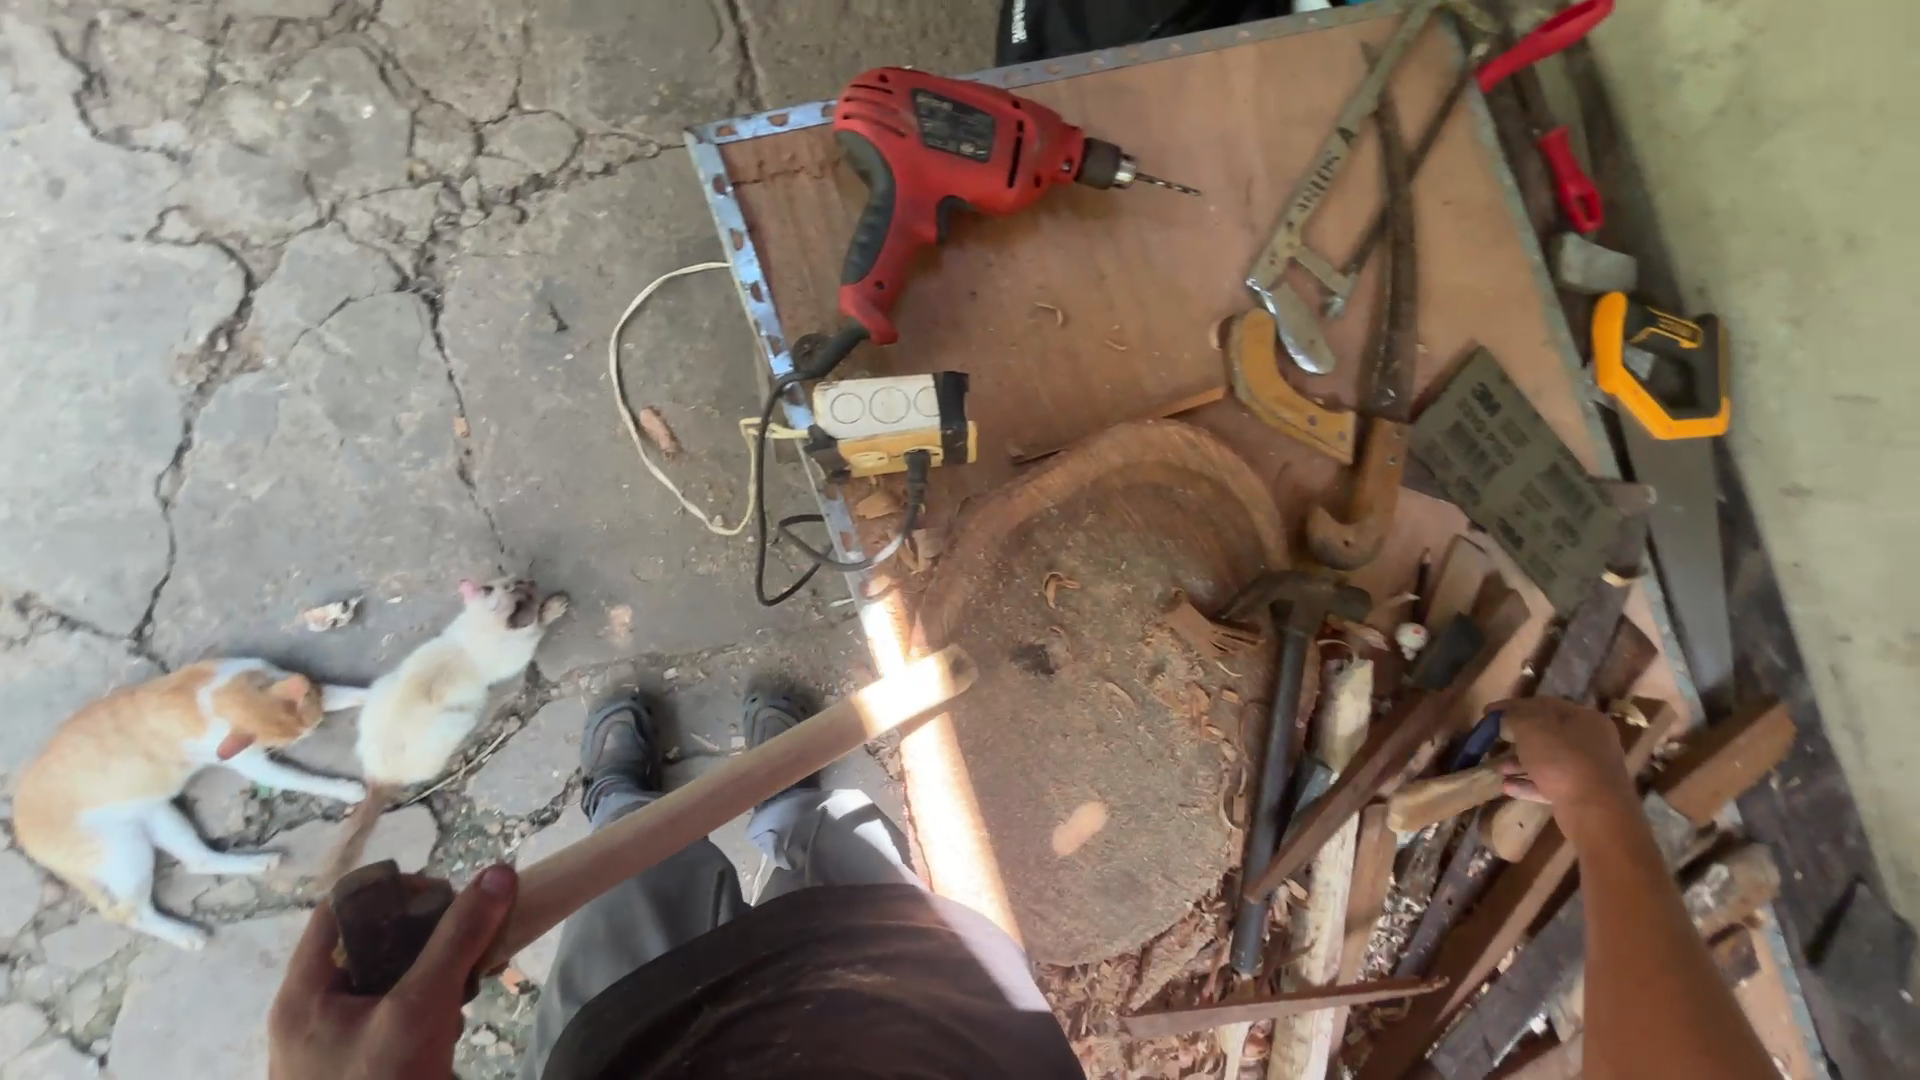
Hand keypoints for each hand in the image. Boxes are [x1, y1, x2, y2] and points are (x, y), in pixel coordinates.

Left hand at [269, 865, 516, 1079]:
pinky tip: (460, 1010)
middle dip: (428, 928)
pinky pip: (401, 1004)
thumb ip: (459, 938)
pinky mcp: (366, 1056)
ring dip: (438, 963)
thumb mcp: (422, 1006)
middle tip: (469, 930)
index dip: (389, 888)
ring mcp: (339, 1037)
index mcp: (304, 994)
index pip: (338, 909)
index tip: (443, 893)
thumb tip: (498, 872)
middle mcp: (314, 1010)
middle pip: (371, 938)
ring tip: (471, 973)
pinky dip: (435, 995)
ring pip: (392, 971)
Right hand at [1491, 698, 1635, 816]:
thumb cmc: (1562, 759)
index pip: (1543, 704)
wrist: (1595, 810)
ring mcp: (1589, 770)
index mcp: (1584, 719)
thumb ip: (1513, 717)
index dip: (1512, 706)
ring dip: (1518, 762)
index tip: (1487, 713)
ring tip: (1496, 768)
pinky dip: (1528, 783)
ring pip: (1547, 760)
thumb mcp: (1530, 727)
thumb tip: (1504, 720)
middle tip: (1493, 739)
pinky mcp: (1582, 794)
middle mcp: (1591, 742)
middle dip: (1515, 737)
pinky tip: (1507, 786)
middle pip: (1546, 733)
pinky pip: (1550, 783)